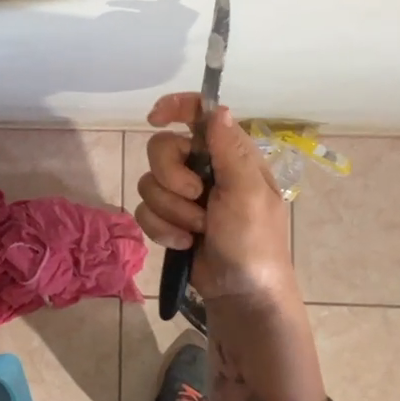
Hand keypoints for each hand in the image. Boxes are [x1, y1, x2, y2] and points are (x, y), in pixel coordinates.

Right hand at [134, 94, 294, 301]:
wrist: (241, 293)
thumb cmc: (254, 241)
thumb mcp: (248, 192)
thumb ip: (229, 150)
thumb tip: (217, 109)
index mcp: (230, 154)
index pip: (199, 114)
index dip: (175, 107)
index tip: (154, 118)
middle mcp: (204, 168)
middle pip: (161, 148)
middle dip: (171, 176)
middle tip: (195, 196)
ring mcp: (184, 195)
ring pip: (150, 183)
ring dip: (171, 211)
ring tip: (196, 230)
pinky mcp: (169, 219)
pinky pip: (145, 211)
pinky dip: (162, 229)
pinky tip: (183, 243)